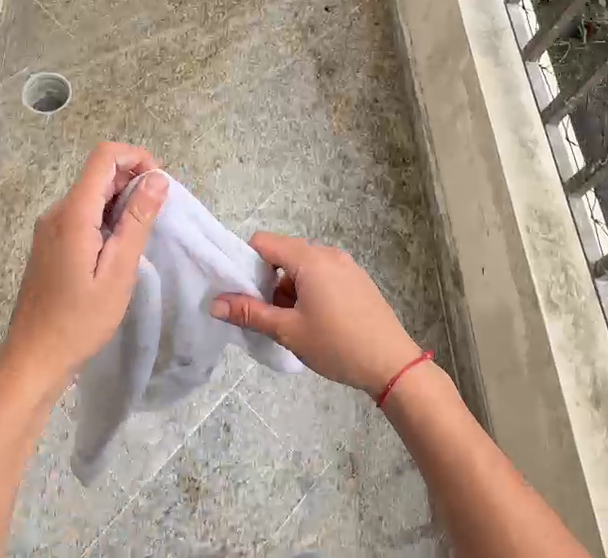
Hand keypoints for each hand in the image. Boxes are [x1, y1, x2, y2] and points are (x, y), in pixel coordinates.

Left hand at [0, 142, 167, 396]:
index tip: (160, 185)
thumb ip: (137, 221)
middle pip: (98, 173)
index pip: (104, 156)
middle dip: (133, 181)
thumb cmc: (80, 320)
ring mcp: (50, 227)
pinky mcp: (50, 243)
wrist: (33, 359)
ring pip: (92, 194)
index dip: (136, 157)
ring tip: (141, 237)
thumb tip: (157, 179)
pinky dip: (107, 219)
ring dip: (122, 202)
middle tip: (157, 217)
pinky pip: (82, 214)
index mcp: (73, 213)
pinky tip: (118, 250)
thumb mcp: (118, 271)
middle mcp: (57, 211)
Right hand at [209, 232, 421, 396]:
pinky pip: (322, 275)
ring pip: (303, 268)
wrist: (392, 364)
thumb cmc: (337, 345)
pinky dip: (309, 291)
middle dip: (268, 281)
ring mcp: (346, 265)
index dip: (246, 263)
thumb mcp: (288, 331)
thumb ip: (250, 313)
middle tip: (268, 315)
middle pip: (283, 254)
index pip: (263, 242)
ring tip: (293, 325)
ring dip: (289, 289)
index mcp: (309, 259)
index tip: (242, 293)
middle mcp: (328, 253)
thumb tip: (215, 303)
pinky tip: (316, 323)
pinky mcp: (357, 280)